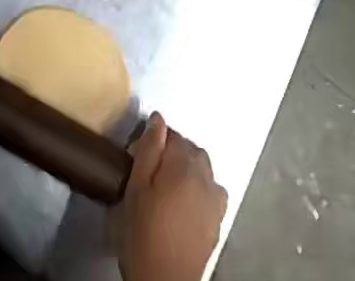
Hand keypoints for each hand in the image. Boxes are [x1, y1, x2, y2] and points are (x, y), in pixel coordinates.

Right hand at [115, 113, 226, 280]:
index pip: (171, 134)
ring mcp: (216, 193)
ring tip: (166, 189)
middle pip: (188, 148)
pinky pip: (212, 187)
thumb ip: (148, 150)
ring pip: (201, 166)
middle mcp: (205, 172)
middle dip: (170, 153)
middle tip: (149, 175)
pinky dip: (200, 186)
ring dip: (186, 168)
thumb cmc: (143, 235)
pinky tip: (187, 201)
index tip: (137, 158)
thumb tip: (157, 118)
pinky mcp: (219, 214)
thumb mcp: (135, 190)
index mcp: (183, 163)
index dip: (153, 142)